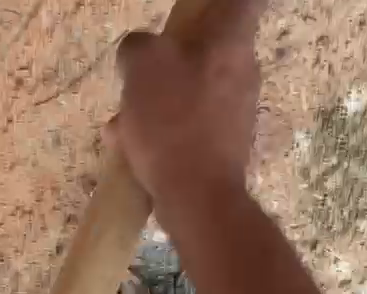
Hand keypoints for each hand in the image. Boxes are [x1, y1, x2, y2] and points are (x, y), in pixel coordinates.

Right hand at [105, 0, 265, 206]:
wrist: (197, 201)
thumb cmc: (174, 123)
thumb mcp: (142, 67)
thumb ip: (138, 48)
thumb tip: (138, 55)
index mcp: (232, 42)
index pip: (245, 0)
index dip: (221, 1)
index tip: (200, 9)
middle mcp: (242, 76)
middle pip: (207, 52)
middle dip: (168, 61)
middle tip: (139, 72)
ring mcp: (234, 118)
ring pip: (190, 96)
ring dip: (154, 106)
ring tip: (121, 126)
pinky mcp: (221, 154)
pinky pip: (187, 132)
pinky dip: (161, 138)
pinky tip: (131, 153)